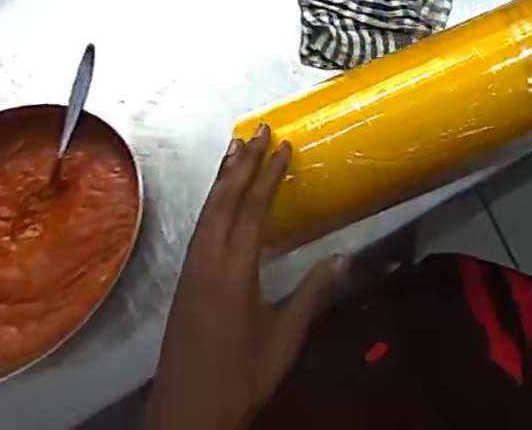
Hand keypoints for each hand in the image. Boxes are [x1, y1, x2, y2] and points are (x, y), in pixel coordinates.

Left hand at [146, 125, 347, 429]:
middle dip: (244, 160)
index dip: (270, 174)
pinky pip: (202, 219)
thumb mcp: (283, 341)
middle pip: (226, 197)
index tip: (283, 145)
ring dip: (225, 173)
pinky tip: (221, 191)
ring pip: (209, 205)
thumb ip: (312, 296)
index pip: (254, 208)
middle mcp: (208, 255)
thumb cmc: (240, 377)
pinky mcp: (186, 272)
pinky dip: (214, 195)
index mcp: (233, 268)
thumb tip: (345, 258)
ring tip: (238, 145)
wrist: (185, 412)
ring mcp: (193, 263)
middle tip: (260, 129)